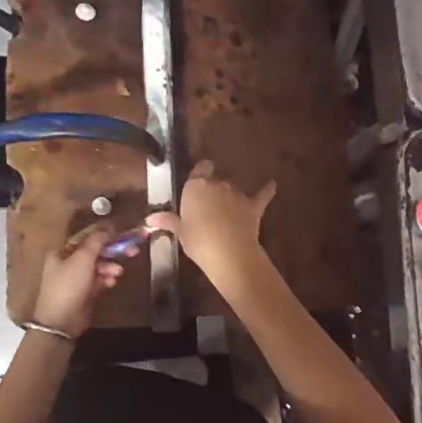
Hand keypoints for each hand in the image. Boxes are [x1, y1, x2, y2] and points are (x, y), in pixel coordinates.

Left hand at [31, 223, 132, 337]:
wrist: (62, 321)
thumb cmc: (69, 285)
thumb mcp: (82, 259)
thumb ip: (96, 241)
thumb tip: (107, 227)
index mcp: (62, 251)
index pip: (86, 237)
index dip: (104, 233)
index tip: (122, 231)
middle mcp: (68, 262)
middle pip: (94, 252)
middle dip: (112, 251)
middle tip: (132, 250)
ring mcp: (76, 278)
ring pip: (98, 266)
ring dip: (110, 267)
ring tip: (118, 272)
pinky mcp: (85, 292)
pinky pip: (99, 280)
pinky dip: (105, 279)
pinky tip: (111, 283)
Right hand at [145, 161, 275, 283]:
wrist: (228, 253)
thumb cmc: (198, 241)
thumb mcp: (180, 231)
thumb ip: (168, 220)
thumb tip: (149, 218)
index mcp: (196, 186)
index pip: (200, 169)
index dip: (200, 174)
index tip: (198, 184)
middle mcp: (218, 183)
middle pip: (217, 179)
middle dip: (214, 189)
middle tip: (208, 207)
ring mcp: (238, 194)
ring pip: (235, 188)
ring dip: (232, 196)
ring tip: (227, 212)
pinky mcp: (254, 206)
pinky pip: (262, 194)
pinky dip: (266, 190)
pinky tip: (272, 185)